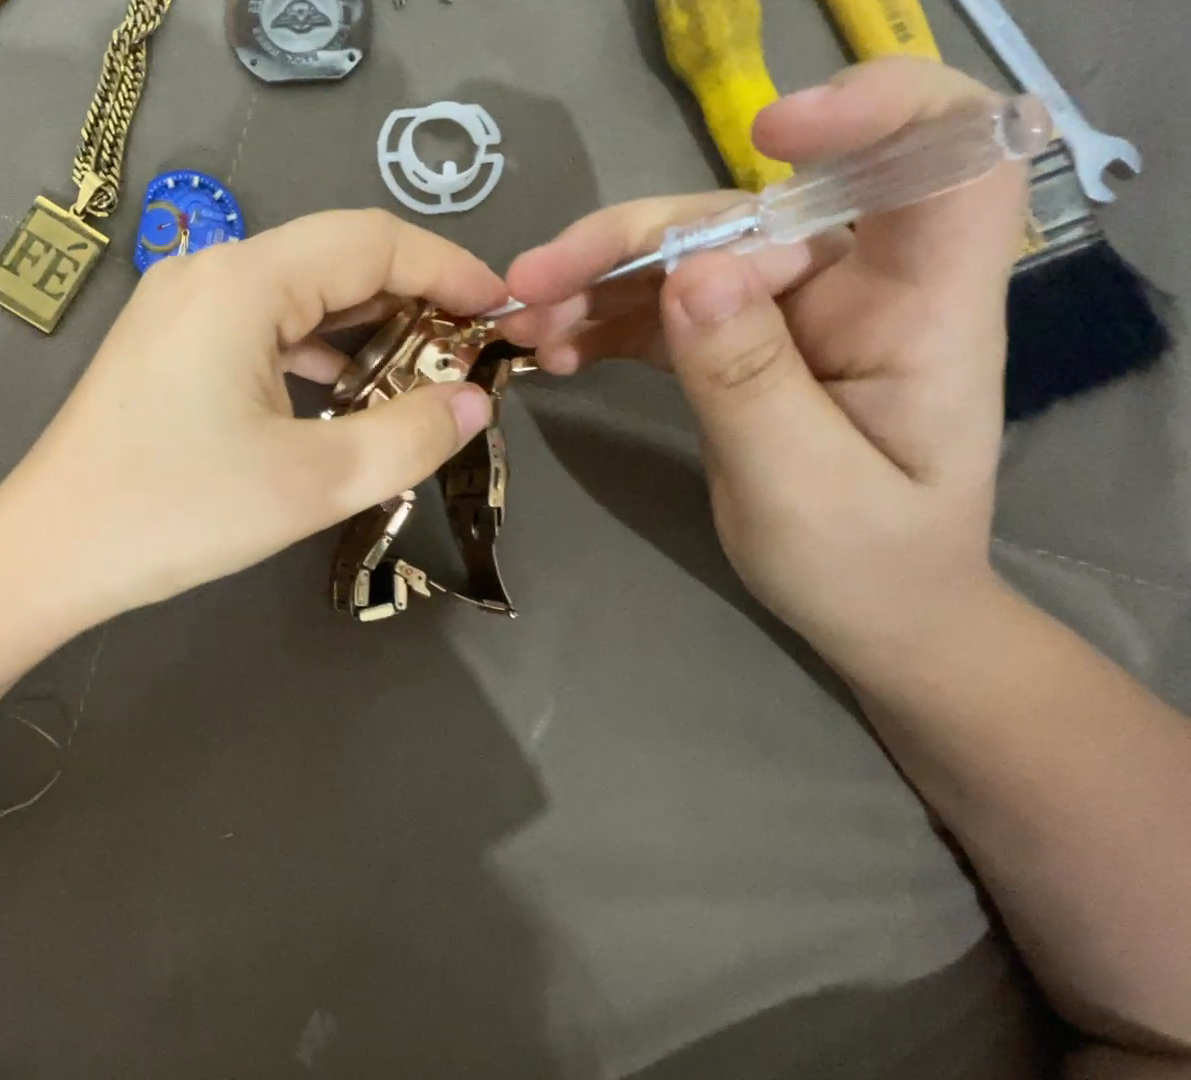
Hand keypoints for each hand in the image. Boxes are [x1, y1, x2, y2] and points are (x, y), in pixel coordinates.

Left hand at [0, 209, 508, 619]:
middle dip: (408, 307)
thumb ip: (407, 435)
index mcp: (244, 280)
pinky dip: (308, 357)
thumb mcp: (311, 482)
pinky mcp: (163, 347)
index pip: (372, 240)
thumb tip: (472, 402)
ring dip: (359, 336)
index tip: (502, 313)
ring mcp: (177, 308)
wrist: (49, 553)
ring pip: (294, 299)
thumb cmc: (176, 513)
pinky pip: (256, 331)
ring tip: (415, 386)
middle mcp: (207, 272)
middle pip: (333, 262)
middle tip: (465, 362)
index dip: (449, 268)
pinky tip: (339, 400)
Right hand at [501, 58, 1028, 660]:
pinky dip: (603, 322)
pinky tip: (554, 352)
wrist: (869, 605)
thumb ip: (748, 378)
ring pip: (687, 257)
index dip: (873, 114)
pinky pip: (663, 310)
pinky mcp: (739, 341)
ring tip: (520, 322)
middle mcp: (857, 286)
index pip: (941, 160)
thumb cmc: (863, 558)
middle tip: (530, 280)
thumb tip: (688, 272)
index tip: (767, 130)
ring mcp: (790, 312)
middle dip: (634, 237)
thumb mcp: (801, 484)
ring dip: (597, 281)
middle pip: (750, 213)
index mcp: (921, 306)